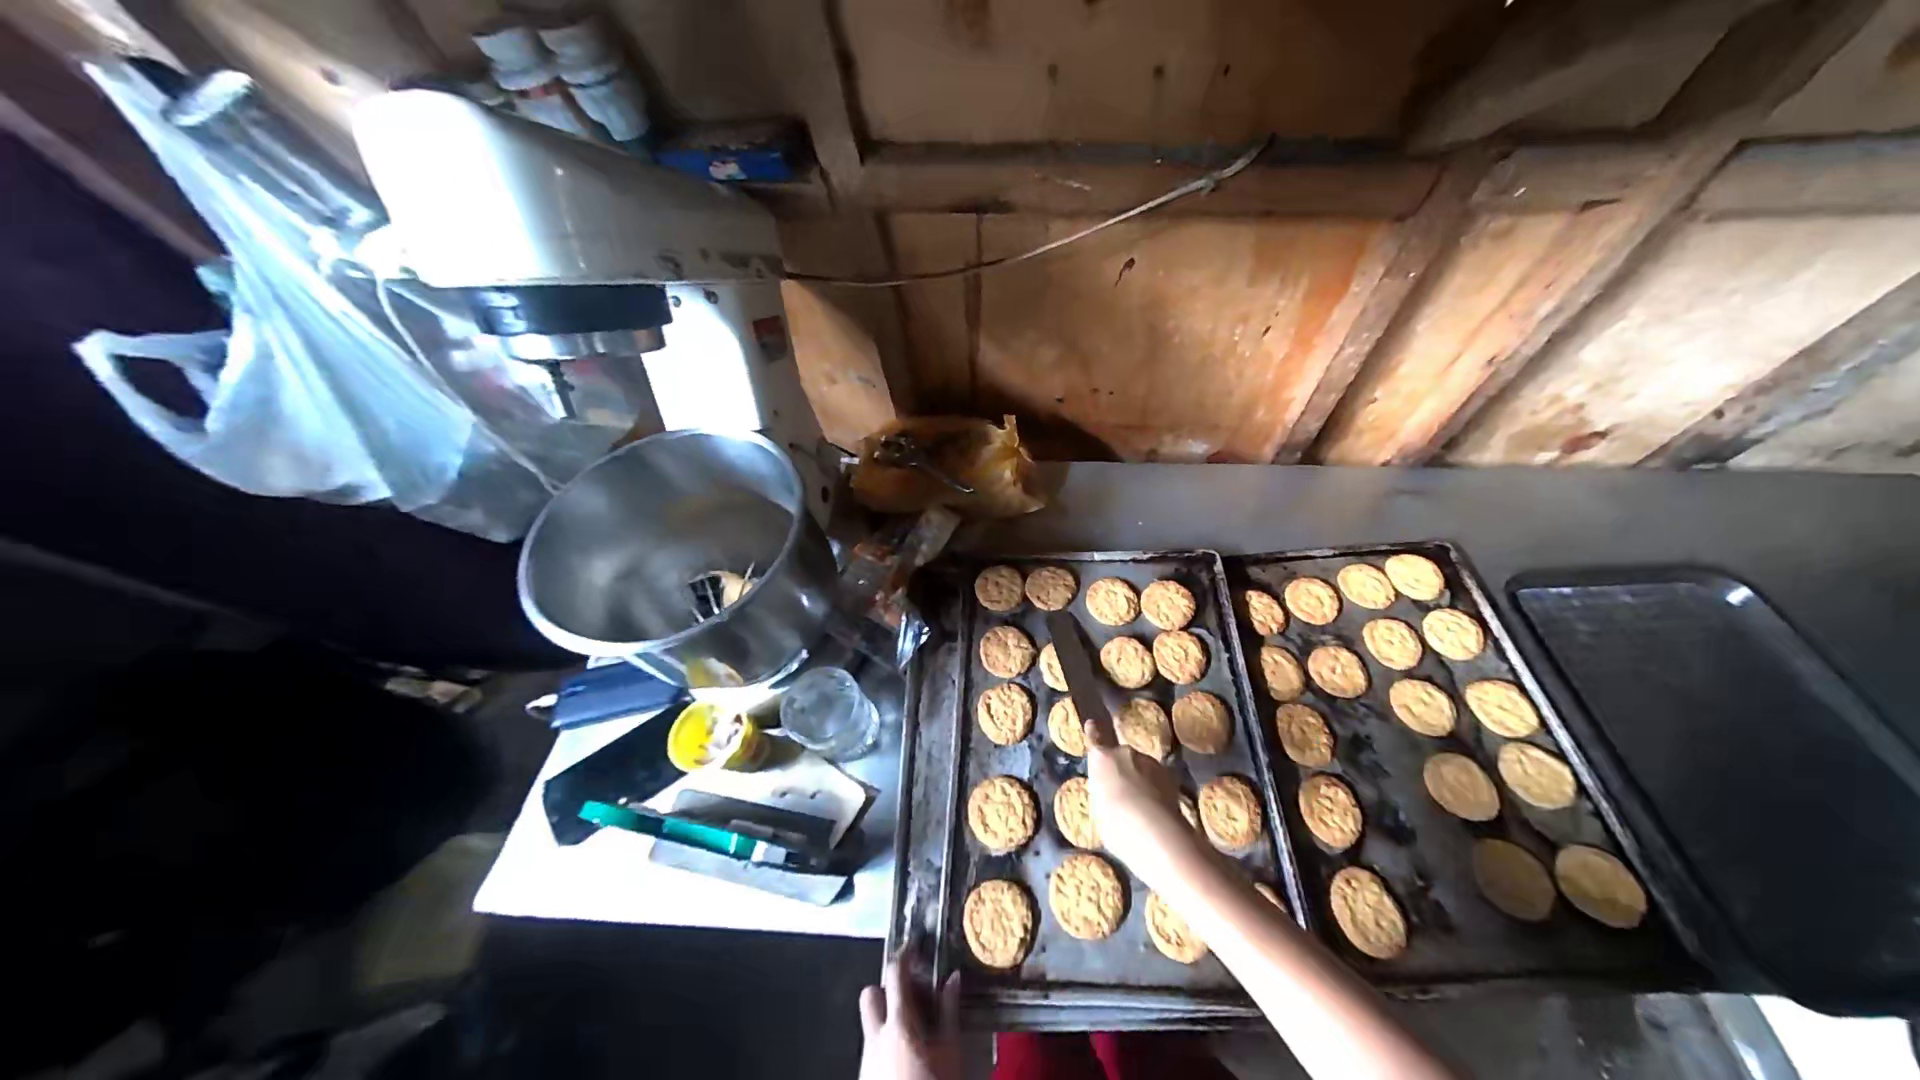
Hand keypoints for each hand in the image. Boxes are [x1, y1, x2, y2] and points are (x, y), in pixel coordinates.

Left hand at [857, 953, 959, 1079]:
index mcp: (898, 1023)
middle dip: (886, 989)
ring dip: (888, 1018)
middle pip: (870, 994)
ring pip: (871, 1022)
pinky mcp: (864, 1074)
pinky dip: (886, 1042)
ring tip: (914, 1031)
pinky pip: (872, 1046)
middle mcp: (876, 1037)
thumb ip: (949, 1011)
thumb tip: (952, 978)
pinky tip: (906, 1055)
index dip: (904, 955)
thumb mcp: (951, 1051)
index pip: (895, 974)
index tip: (912, 947)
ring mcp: (867, 1057)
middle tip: (909, 996)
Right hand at [1082, 715, 1209, 889]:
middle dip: (1121, 769)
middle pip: (1121, 756)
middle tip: (1121, 792)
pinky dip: (1156, 789)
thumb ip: (1102, 791)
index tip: (1092, 723)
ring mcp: (1150, 762)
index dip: (1093, 732)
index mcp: (1101, 758)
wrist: (1158, 835)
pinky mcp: (1171, 776)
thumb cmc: (1116, 826)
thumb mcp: (1098, 809)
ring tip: (1142, 805)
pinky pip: (1157, 779)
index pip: (1095, 738)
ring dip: (1140, 779)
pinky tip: (1157, 811)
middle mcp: (1125, 752)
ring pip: (1141, 767)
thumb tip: (1109, 790)